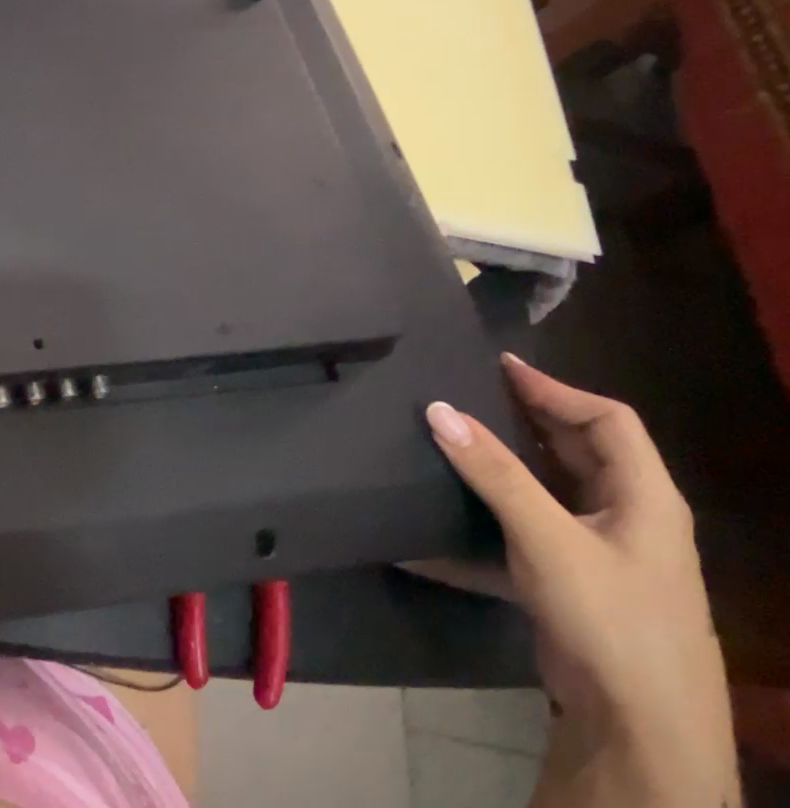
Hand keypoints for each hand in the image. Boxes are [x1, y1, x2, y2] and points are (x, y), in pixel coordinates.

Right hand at [411, 355, 736, 805]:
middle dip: (527, 419)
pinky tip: (442, 520)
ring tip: (450, 440)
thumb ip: (493, 474)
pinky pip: (525, 531)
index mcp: (644, 496)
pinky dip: (486, 518)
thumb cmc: (610, 615)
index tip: (498, 365)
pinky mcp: (570, 580)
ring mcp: (601, 550)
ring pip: (551, 489)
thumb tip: (438, 409)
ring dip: (504, 464)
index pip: (607, 420)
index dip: (554, 389)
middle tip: (468, 395)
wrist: (638, 716)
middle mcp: (628, 515)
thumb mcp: (547, 537)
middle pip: (579, 450)